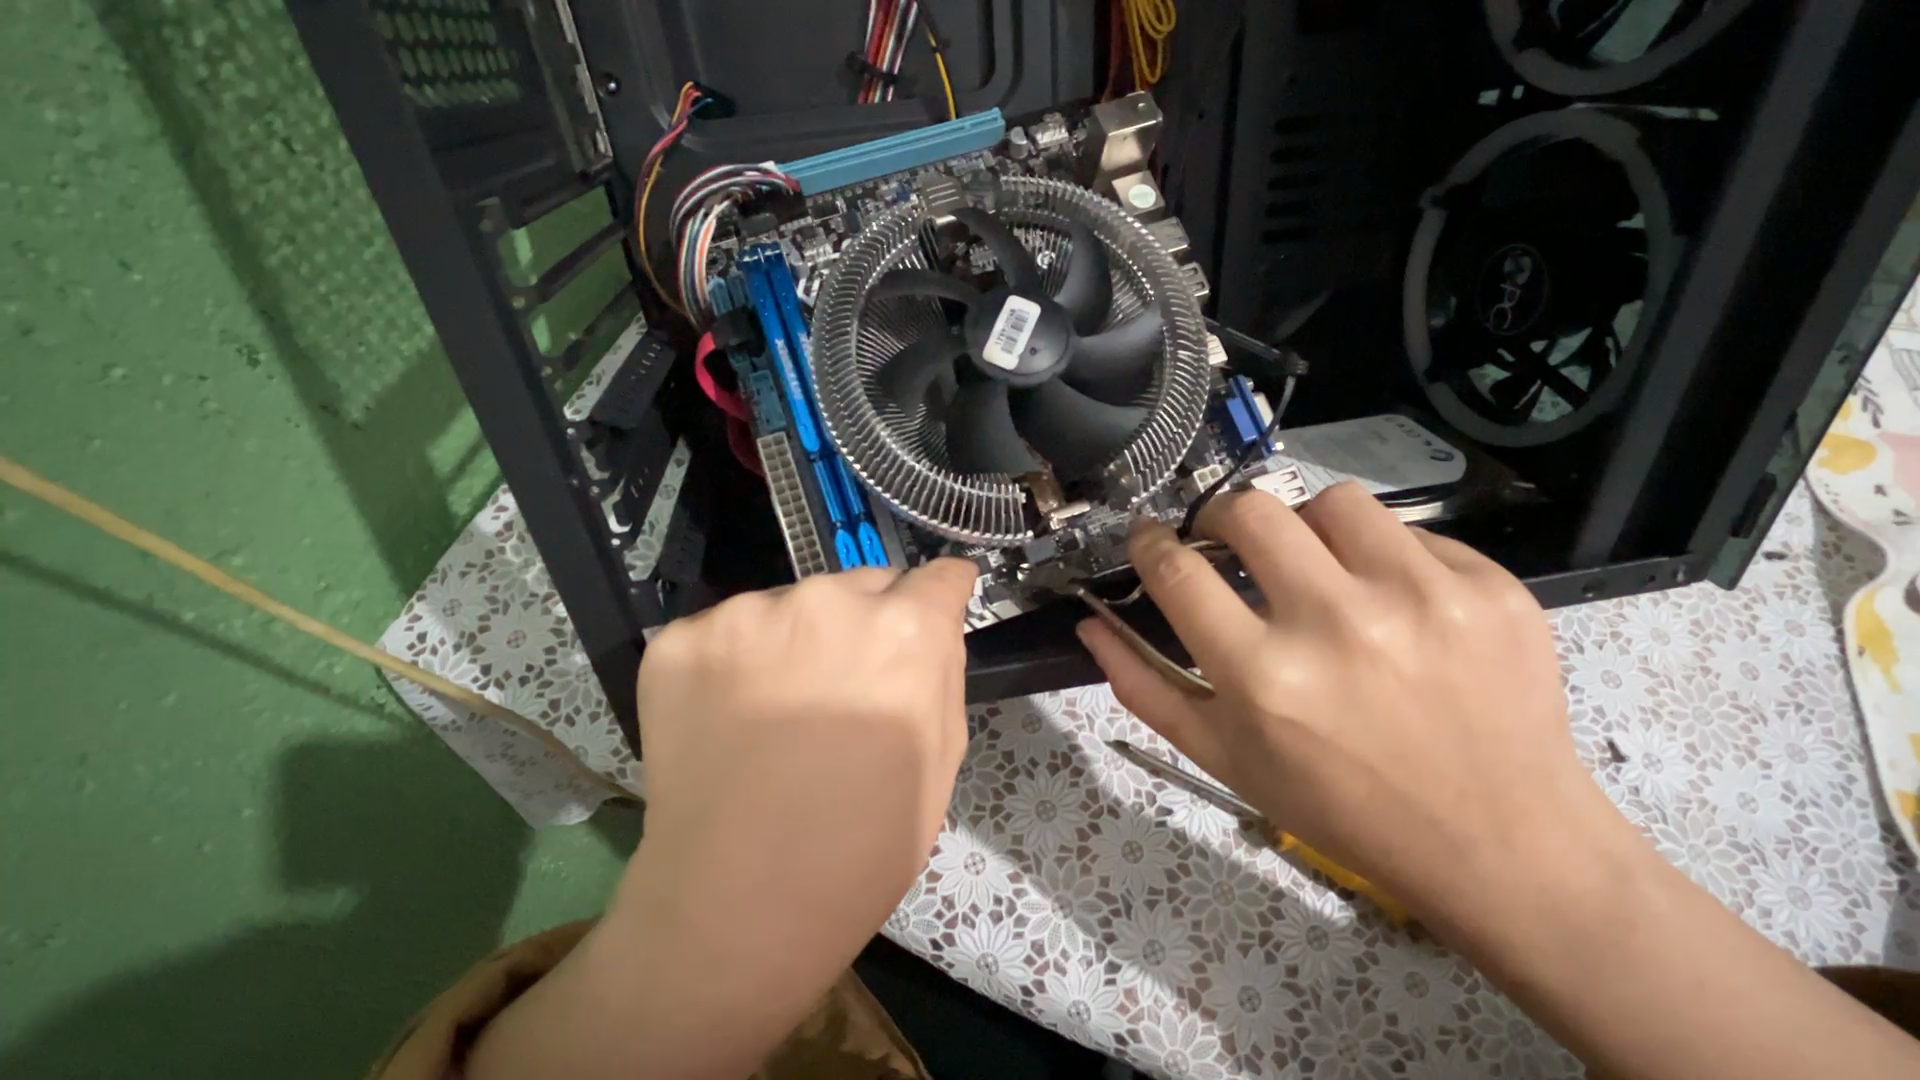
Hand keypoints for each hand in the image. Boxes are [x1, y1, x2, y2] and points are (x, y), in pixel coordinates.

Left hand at [630, 558, 977, 929]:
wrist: (737, 904)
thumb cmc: (863, 846)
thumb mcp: (941, 759)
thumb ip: (940, 671)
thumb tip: (930, 624)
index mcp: (903, 629)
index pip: (937, 578)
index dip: (936, 602)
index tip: (930, 616)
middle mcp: (827, 600)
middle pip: (859, 587)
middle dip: (862, 625)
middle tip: (841, 692)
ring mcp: (745, 614)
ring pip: (788, 608)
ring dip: (792, 641)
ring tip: (776, 713)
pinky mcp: (679, 640)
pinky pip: (724, 632)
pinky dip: (731, 662)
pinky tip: (726, 720)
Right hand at [1077, 483, 1621, 922]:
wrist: (1498, 840)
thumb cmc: (1340, 807)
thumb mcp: (1225, 760)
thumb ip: (1145, 688)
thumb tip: (1090, 623)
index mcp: (1264, 676)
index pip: (1177, 569)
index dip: (1152, 542)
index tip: (1154, 538)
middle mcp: (1338, 624)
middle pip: (1250, 511)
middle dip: (1221, 517)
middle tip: (1228, 542)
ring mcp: (1422, 597)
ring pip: (1332, 501)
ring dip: (1306, 526)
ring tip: (1317, 566)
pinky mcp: (1487, 586)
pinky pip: (1410, 532)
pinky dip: (1383, 556)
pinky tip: (1393, 603)